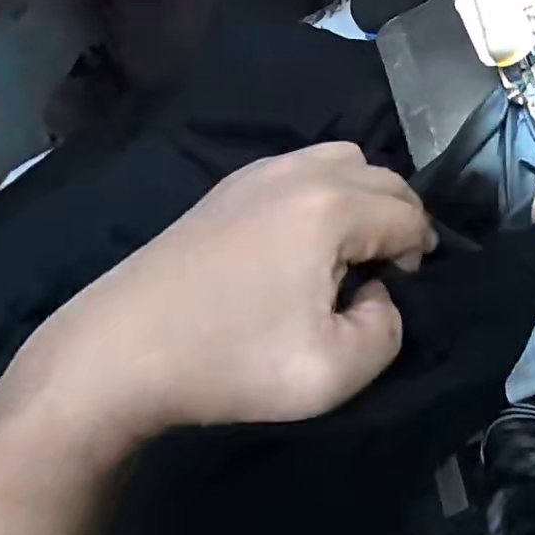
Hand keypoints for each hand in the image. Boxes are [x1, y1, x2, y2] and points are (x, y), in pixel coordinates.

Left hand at [0, 143, 437, 452]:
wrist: (116, 353)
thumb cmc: (228, 362)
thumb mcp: (332, 374)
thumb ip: (385, 330)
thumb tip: (375, 292)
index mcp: (331, 208)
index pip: (409, 216)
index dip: (419, 254)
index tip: (397, 291)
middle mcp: (302, 172)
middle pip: (385, 179)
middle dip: (400, 220)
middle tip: (384, 271)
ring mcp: (262, 170)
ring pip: (346, 160)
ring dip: (366, 198)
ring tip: (349, 246)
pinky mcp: (232, 183)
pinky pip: (305, 165)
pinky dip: (328, 189)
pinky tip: (304, 235)